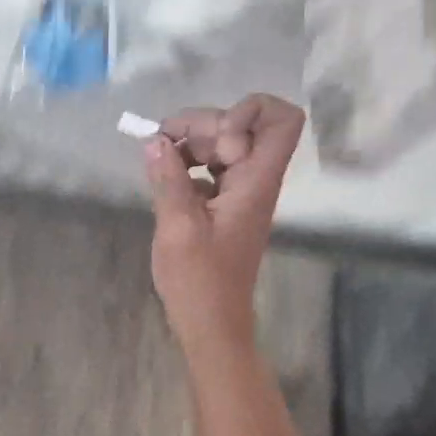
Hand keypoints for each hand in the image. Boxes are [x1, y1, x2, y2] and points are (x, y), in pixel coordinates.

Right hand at [143, 94, 305, 354]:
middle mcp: (255, 181)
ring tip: (158, 157)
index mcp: (257, 182)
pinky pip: (212, 172)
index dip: (247, 112)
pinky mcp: (224, 210)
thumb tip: (154, 142)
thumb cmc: (199, 281)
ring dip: (193, 144)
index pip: (281, 119)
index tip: (211, 140)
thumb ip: (168, 180)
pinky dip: (189, 167)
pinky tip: (165, 179)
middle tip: (163, 143)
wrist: (211, 323)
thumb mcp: (177, 228)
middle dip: (204, 124)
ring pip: (226, 147)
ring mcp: (240, 196)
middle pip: (244, 127)